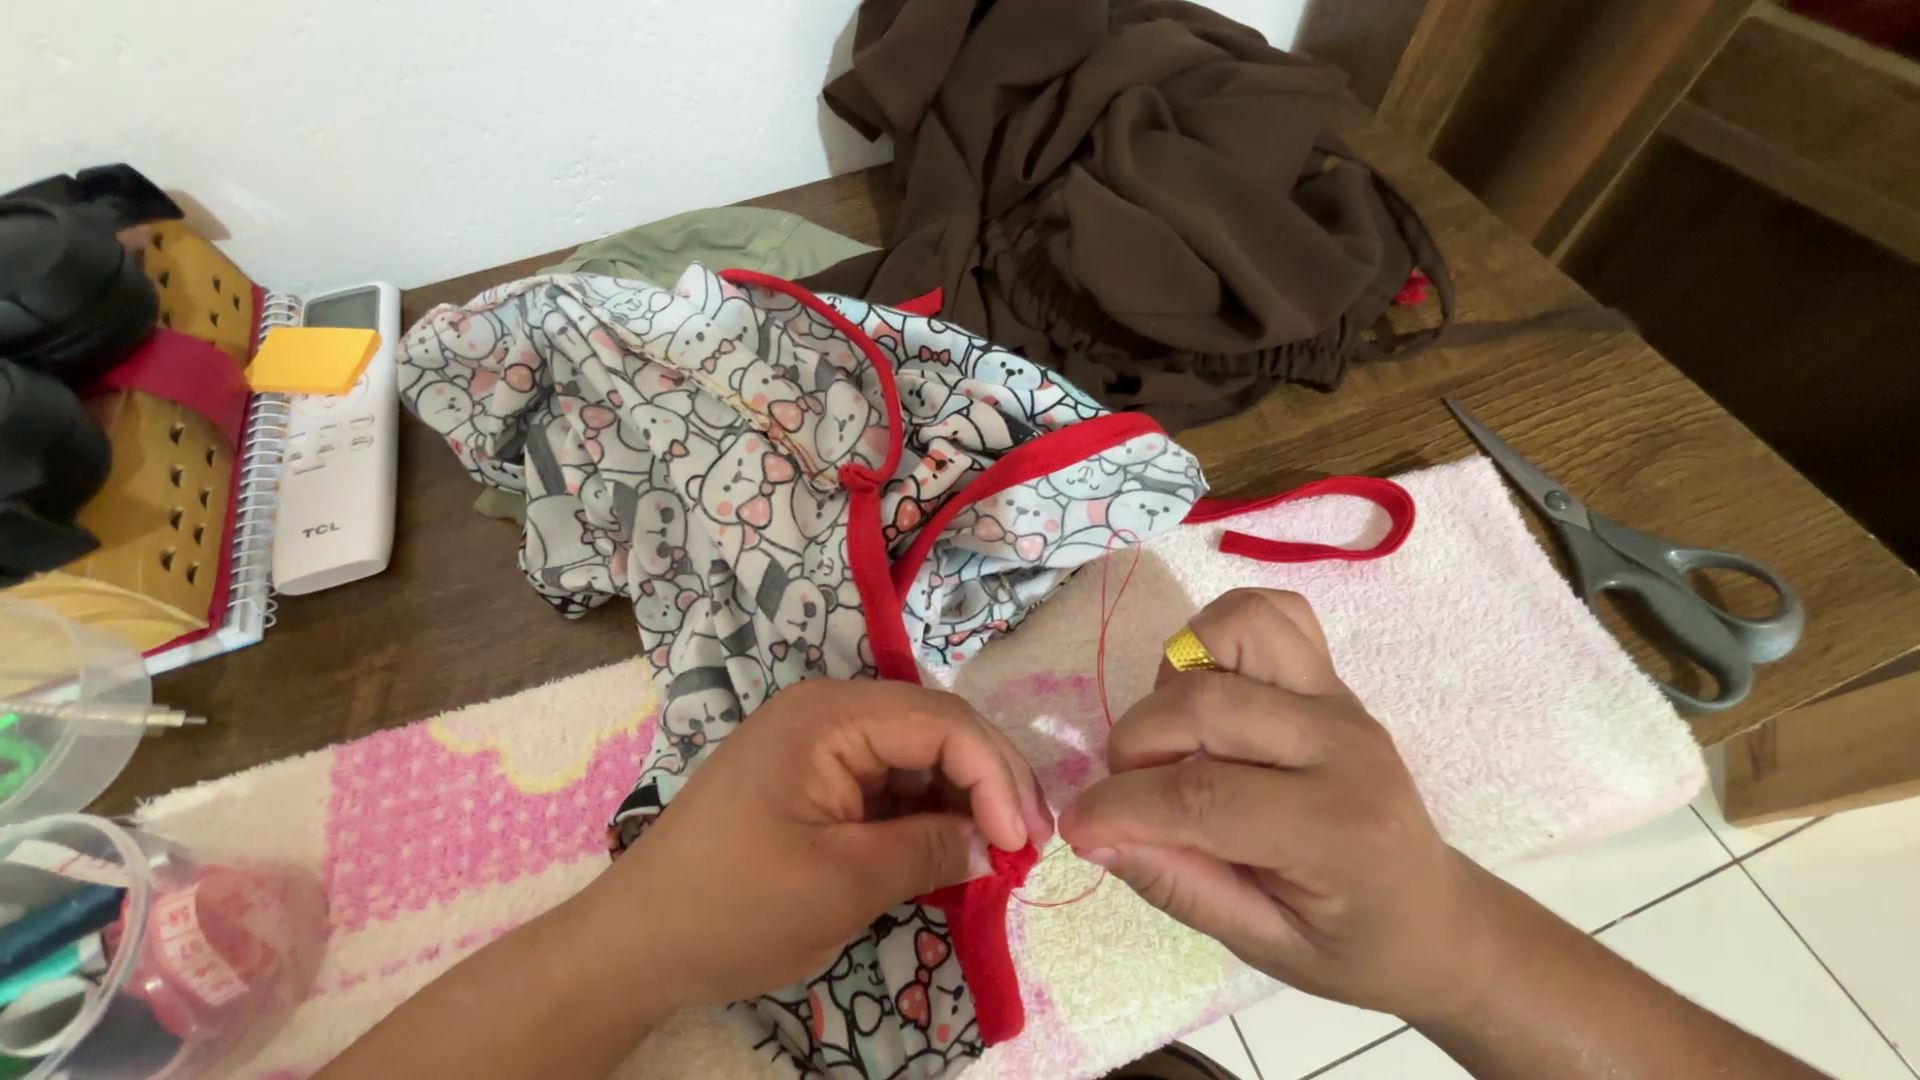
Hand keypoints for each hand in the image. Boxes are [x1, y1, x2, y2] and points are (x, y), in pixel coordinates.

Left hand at [576, 678, 1052, 1011]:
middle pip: (934, 730)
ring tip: (1001, 850)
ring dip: (963, 798)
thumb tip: (991, 842)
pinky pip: (888, 782)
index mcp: (830, 715)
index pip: (940, 723)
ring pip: (917, 756)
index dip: (994, 776)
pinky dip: (925, 813)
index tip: (1021, 844)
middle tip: (1029, 843)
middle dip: (988, 781)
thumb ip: (929, 851)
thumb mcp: (843, 884)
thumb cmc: (734, 907)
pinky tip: (952, 847)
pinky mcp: (816, 778)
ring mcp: (820, 744)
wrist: (635, 945)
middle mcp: (829, 712)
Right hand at [1057, 589, 1500, 1023]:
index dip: (1119, 808)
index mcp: (1337, 830)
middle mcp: (1343, 745)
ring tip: (1176, 735)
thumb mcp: (1262, 945)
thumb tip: (1092, 833)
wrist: (1437, 914)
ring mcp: (1339, 697)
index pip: (1202, 797)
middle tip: (1131, 791)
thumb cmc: (1350, 943)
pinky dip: (1216, 633)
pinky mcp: (1331, 674)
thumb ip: (1174, 885)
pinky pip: (1269, 612)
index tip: (1076, 828)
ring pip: (1235, 629)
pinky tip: (1208, 686)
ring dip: (1175, 678)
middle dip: (1135, 747)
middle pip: (1204, 705)